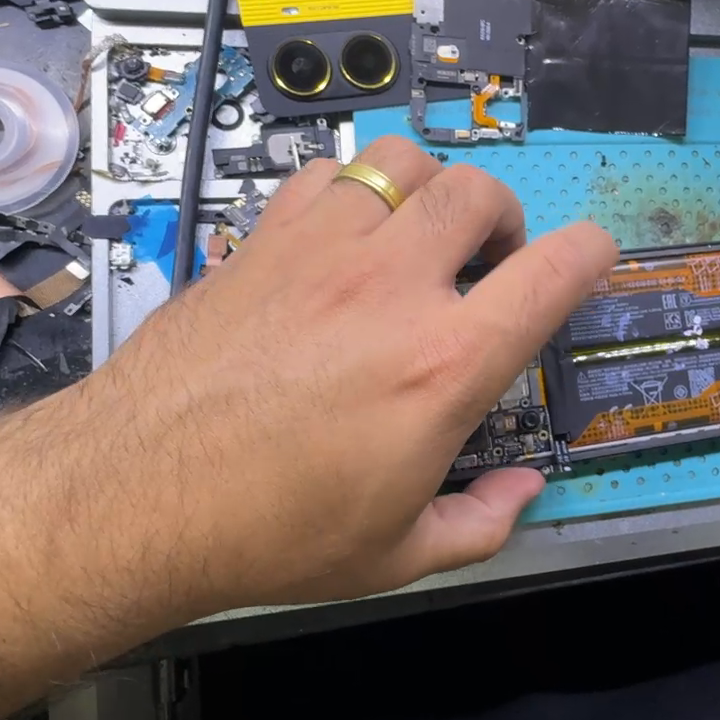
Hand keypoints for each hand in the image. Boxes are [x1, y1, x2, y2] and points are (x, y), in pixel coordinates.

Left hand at [79, 137, 615, 610]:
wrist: (128, 498)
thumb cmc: (273, 533)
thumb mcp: (399, 556)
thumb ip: (483, 522)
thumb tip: (525, 490)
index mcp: (445, 365)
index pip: (553, 272)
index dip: (591, 253)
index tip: (588, 261)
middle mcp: (393, 288)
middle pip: (481, 194)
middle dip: (505, 222)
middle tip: (487, 268)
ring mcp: (324, 252)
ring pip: (405, 164)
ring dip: (433, 194)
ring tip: (420, 239)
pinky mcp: (265, 240)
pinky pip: (330, 174)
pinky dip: (358, 191)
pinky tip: (348, 238)